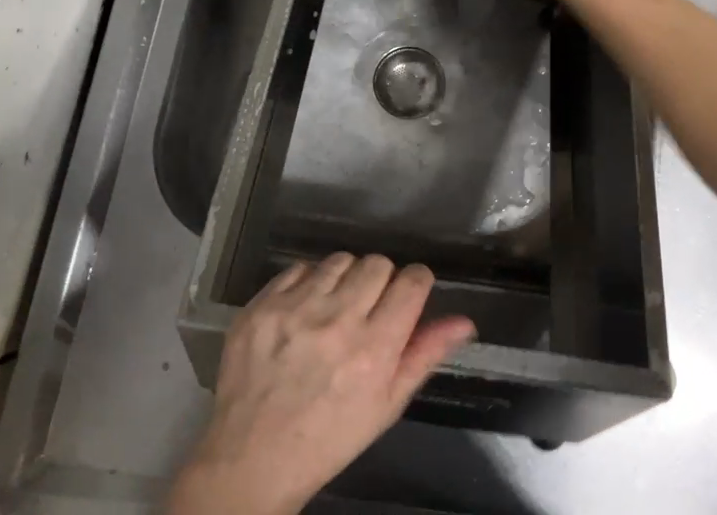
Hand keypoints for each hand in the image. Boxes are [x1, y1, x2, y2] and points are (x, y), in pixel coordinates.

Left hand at [167, 254, 475, 514]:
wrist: (252, 456)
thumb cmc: (329, 437)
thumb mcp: (386, 405)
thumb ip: (424, 355)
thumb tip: (464, 322)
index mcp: (374, 348)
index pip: (412, 281)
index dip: (416, 283)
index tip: (409, 295)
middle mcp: (336, 320)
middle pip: (378, 263)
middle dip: (382, 281)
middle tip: (370, 308)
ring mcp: (294, 309)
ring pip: (339, 260)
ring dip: (345, 278)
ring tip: (335, 308)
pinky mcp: (262, 305)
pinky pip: (299, 268)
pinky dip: (308, 282)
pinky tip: (305, 310)